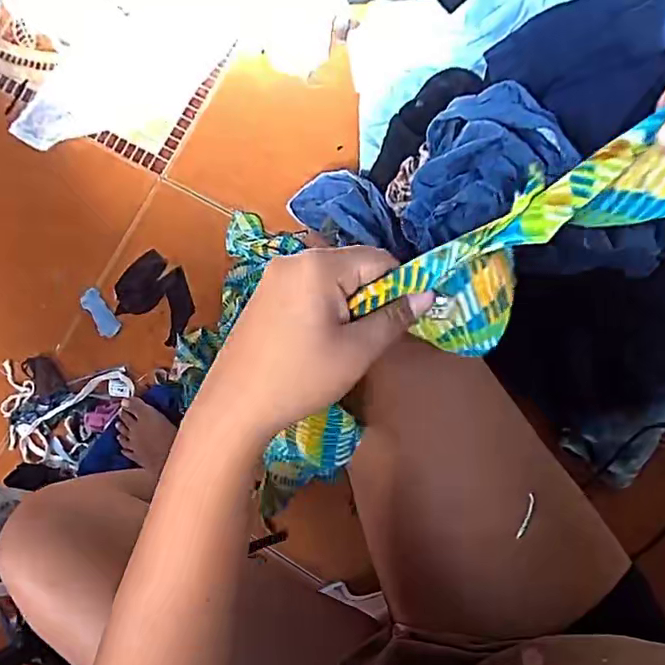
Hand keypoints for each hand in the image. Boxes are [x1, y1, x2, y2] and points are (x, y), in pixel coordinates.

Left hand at [190, 247, 432, 441]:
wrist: (237, 405)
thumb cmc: (302, 378)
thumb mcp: (357, 351)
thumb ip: (394, 318)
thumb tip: (428, 294)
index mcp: (319, 265)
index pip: (379, 259)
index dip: (400, 286)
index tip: (401, 321)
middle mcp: (295, 259)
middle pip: (353, 267)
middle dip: (371, 298)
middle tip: (370, 340)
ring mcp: (275, 276)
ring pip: (331, 280)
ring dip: (349, 306)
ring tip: (343, 346)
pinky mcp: (264, 295)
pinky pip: (309, 291)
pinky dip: (326, 310)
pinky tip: (318, 343)